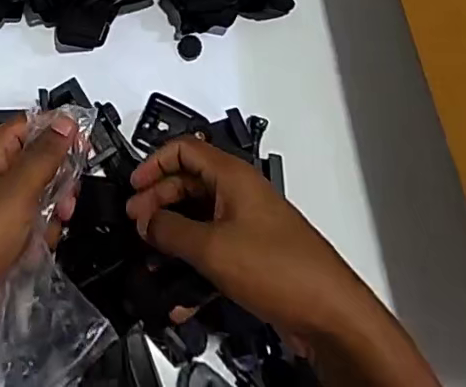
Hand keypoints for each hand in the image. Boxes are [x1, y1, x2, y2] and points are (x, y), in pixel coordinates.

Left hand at [0, 113, 80, 386]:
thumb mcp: (17, 190)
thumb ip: (45, 154)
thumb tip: (64, 123)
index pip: (34, 123)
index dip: (60, 130)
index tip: (81, 145)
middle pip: (44, 159)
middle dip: (60, 178)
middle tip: (64, 194)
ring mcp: (1, 207)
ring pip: (44, 195)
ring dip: (53, 212)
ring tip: (46, 226)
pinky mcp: (6, 236)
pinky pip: (37, 227)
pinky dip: (42, 238)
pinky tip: (34, 249)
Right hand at [124, 139, 440, 386]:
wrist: (330, 316)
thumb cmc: (286, 270)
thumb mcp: (212, 247)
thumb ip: (171, 230)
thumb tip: (147, 221)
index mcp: (232, 175)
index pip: (183, 149)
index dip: (154, 163)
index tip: (135, 185)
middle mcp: (240, 193)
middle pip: (187, 183)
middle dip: (158, 202)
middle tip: (139, 222)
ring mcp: (247, 224)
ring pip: (198, 219)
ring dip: (173, 236)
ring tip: (153, 256)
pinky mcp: (252, 254)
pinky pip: (212, 248)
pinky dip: (193, 263)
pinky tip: (180, 292)